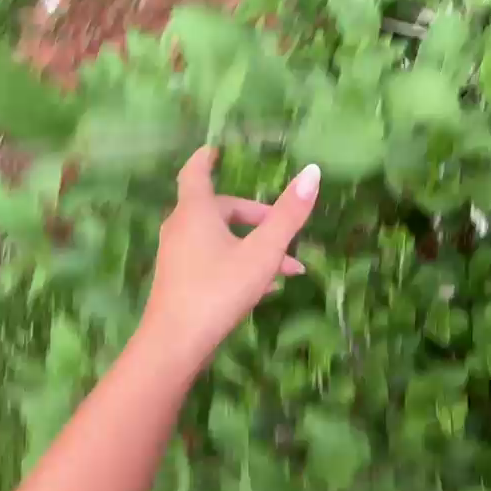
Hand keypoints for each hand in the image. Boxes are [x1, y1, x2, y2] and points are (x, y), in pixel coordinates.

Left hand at [136, 147, 318, 370]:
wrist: (177, 340)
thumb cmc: (219, 288)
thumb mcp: (263, 252)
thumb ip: (288, 216)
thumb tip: (312, 172)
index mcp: (196, 212)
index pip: (197, 172)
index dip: (207, 159)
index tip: (216, 150)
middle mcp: (182, 227)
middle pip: (220, 210)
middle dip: (256, 217)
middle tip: (285, 229)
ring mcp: (179, 255)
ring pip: (221, 239)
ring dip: (254, 246)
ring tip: (288, 269)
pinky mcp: (181, 280)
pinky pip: (214, 259)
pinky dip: (240, 262)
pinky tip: (266, 287)